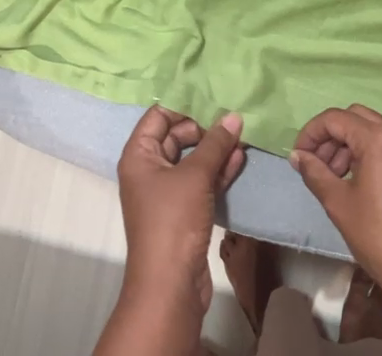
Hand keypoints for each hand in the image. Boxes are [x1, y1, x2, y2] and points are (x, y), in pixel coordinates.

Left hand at [115, 106, 245, 309]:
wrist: (170, 284)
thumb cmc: (173, 221)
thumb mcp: (195, 176)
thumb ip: (215, 144)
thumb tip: (233, 116)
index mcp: (139, 156)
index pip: (158, 117)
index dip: (183, 106)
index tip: (213, 97)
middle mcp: (148, 170)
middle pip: (176, 136)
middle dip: (204, 128)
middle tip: (233, 118)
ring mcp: (166, 192)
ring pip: (191, 160)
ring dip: (215, 149)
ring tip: (243, 135)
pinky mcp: (184, 211)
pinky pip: (201, 181)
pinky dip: (218, 170)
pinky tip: (240, 159)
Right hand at [291, 106, 381, 355]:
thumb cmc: (377, 236)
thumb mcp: (338, 202)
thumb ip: (315, 172)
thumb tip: (297, 156)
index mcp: (378, 139)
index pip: (336, 118)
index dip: (311, 133)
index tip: (299, 156)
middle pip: (356, 118)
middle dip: (331, 136)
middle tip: (316, 164)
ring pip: (373, 132)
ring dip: (349, 145)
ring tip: (334, 177)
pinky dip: (368, 154)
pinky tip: (357, 183)